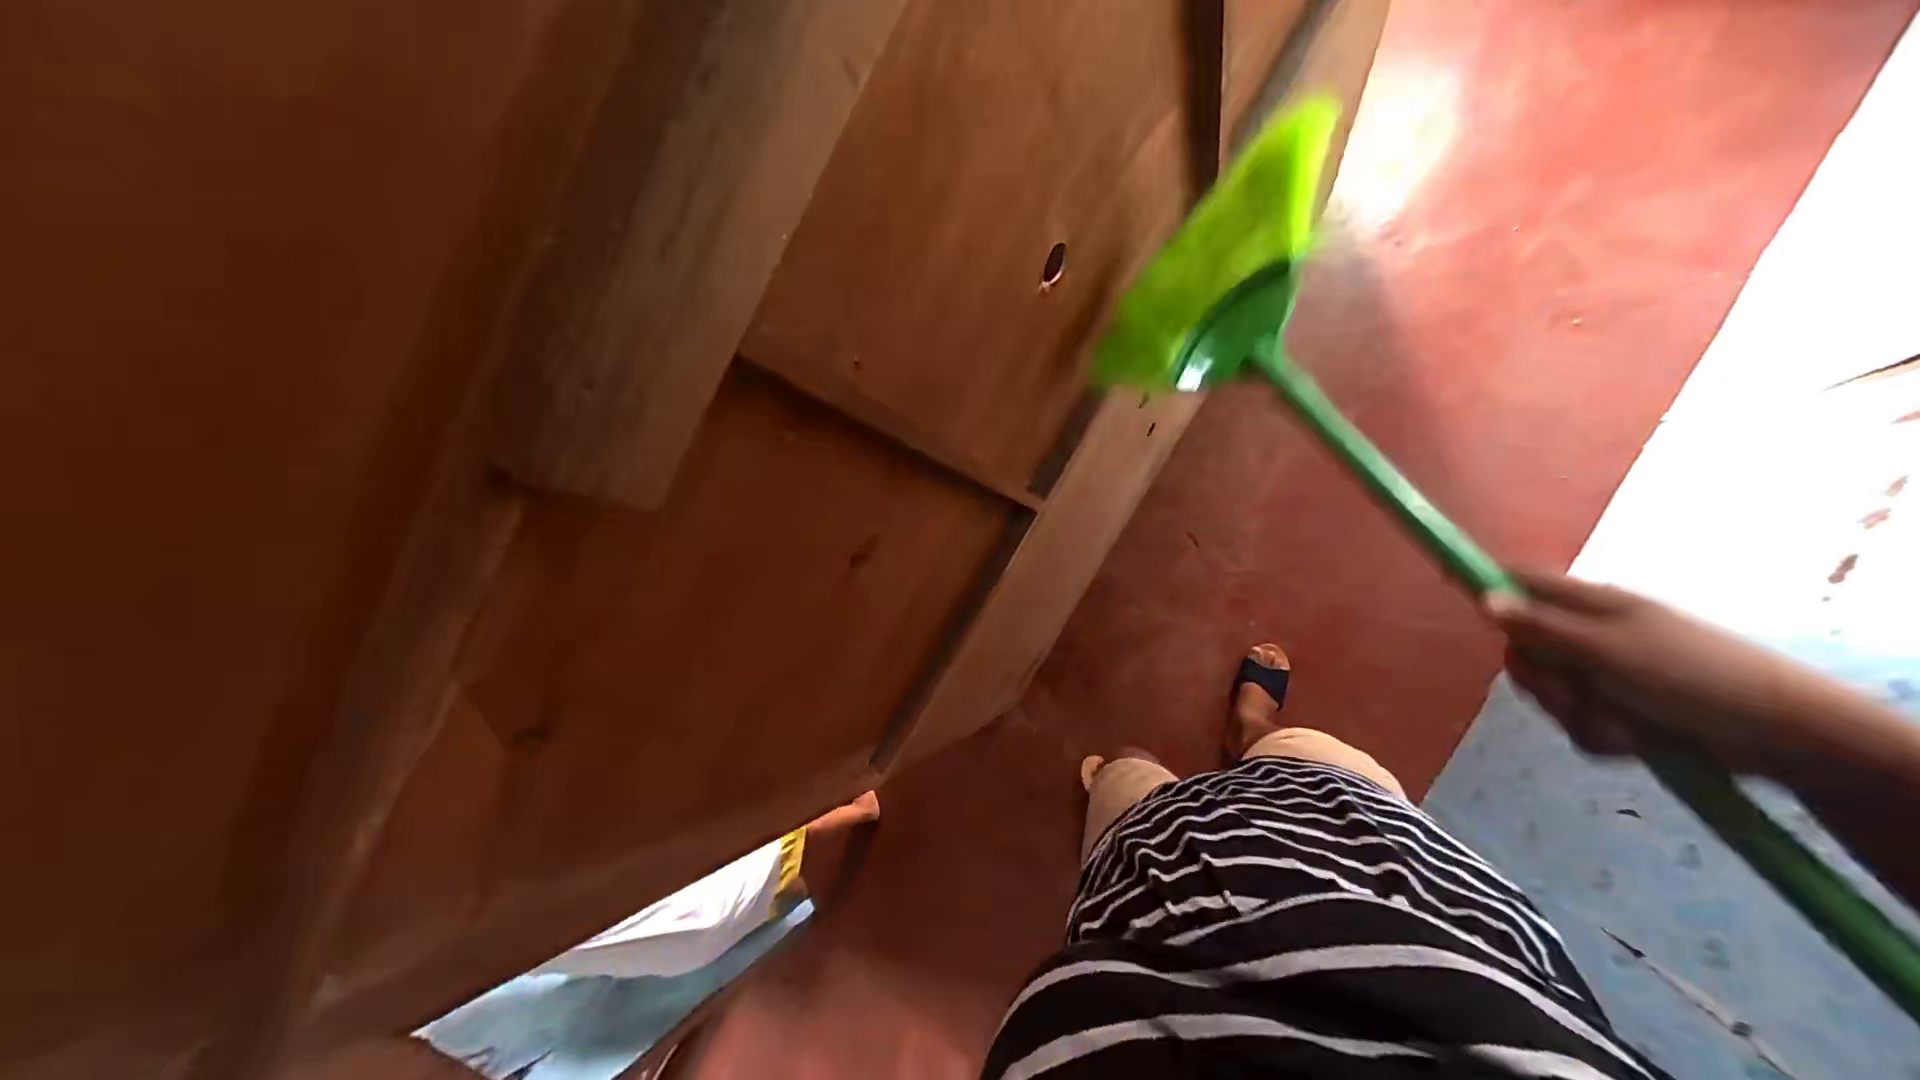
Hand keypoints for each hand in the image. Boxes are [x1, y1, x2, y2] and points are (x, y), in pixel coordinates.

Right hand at [1483, 570, 1896, 777]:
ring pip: (1550, 693)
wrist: (1783, 737)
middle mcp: (1591, 636)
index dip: (1485, 582)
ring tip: (1622, 724)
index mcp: (1590, 606)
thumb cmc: (1692, 677)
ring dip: (1576, 714)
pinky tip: (1636, 740)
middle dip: (1540, 680)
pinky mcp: (1621, 710)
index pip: (1521, 581)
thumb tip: (1483, 598)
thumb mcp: (1606, 649)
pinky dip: (1600, 735)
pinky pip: (1579, 722)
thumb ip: (1540, 627)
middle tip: (1572, 693)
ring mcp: (1606, 674)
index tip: (1450, 587)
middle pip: (1523, 648)